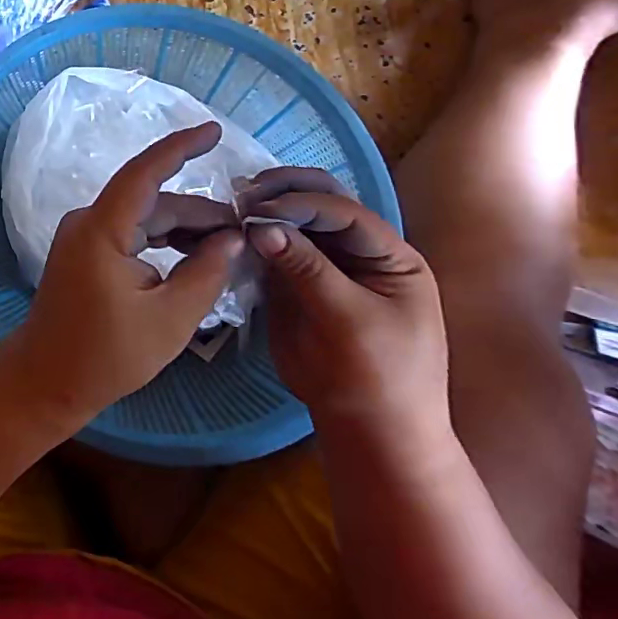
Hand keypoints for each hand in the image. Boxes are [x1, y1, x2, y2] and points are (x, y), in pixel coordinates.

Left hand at [11, 122, 247, 419]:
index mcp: (100, 230)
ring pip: (143, 218)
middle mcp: (86, 223)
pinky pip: (130, 234)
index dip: (179, 148)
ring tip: (232, 245)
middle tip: (251, 227)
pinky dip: (163, 240)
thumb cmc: (108, 353)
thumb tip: (233, 237)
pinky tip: (197, 255)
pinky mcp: (85, 252)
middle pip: (151, 201)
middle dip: (201, 211)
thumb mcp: (172, 317)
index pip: (143, 174)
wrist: (49, 376)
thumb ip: (206, 270)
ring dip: (184, 228)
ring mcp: (83, 237)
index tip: (214, 130)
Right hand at [238, 170, 449, 446]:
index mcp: (389, 256)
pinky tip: (228, 231)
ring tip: (229, 208)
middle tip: (241, 195)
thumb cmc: (377, 374)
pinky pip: (270, 247)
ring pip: (291, 220)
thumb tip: (258, 225)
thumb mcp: (349, 319)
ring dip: (262, 210)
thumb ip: (306, 268)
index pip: (343, 212)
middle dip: (282, 193)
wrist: (366, 425)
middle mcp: (356, 251)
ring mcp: (323, 264)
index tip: (256, 210)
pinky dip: (250, 236)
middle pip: (320, 201)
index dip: (300, 204)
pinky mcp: (292, 280)